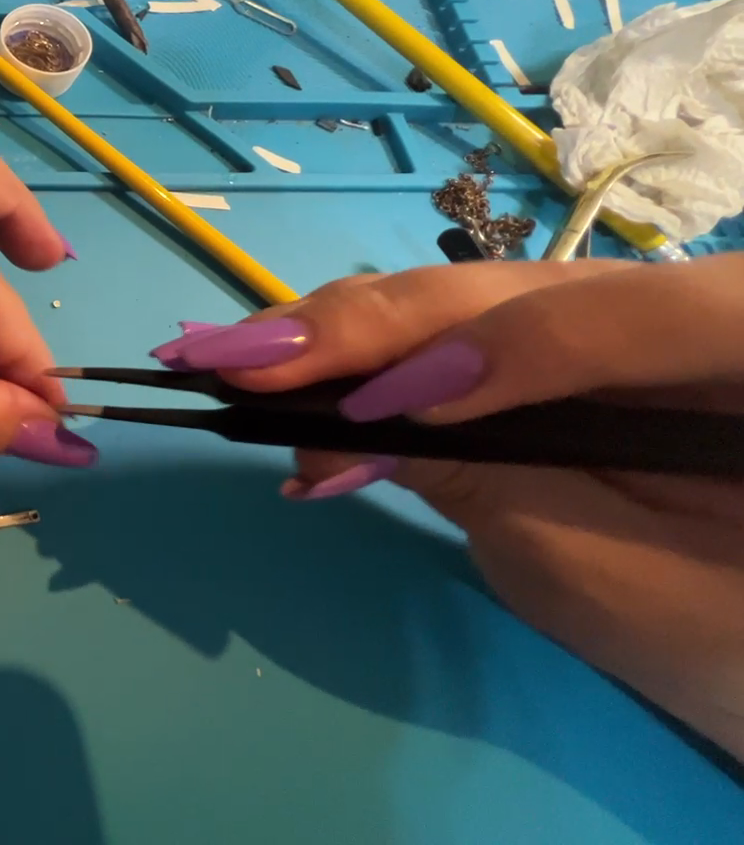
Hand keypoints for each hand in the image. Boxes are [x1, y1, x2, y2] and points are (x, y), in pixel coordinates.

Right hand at [155, 255, 743, 759]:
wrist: (740, 630)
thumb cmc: (714, 638)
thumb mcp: (604, 575)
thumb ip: (486, 485)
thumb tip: (338, 429)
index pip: (623, 318)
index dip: (499, 350)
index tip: (374, 412)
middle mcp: (677, 305)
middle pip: (501, 288)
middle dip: (361, 325)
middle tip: (237, 357)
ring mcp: (599, 313)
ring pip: (450, 297)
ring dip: (332, 332)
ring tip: (232, 357)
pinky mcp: (537, 336)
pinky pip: (434, 329)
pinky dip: (350, 355)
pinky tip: (278, 373)